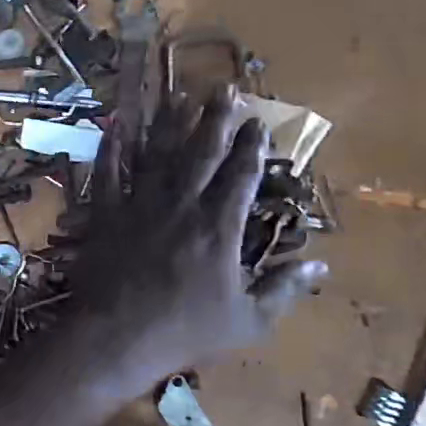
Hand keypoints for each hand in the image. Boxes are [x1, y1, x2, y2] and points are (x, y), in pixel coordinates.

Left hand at [62, 86, 325, 405]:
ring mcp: (138, 207)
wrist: (116, 336)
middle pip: (201, 153)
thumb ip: (283, 290)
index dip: (252, 146)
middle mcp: (181, 206)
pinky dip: (112, 148)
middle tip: (225, 89)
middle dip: (216, 119)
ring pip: (156, 155)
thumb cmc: (183, 332)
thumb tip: (321, 265)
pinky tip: (116, 126)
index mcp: (220, 228)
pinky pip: (107, 174)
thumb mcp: (247, 321)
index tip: (260, 121)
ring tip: (179, 96)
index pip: (242, 176)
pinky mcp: (105, 215)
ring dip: (169, 124)